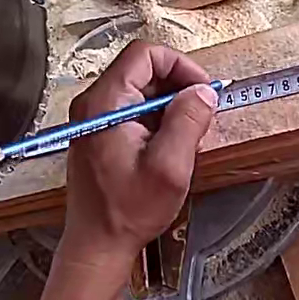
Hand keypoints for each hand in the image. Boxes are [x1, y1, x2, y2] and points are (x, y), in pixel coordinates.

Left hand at [59, 41, 219, 274]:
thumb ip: (188, 122)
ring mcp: (95, 118)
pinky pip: (134, 108)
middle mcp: (94, 103)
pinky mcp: (100, 133)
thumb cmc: (129, 211)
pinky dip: (159, 117)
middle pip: (142, 68)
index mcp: (105, 103)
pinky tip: (171, 144)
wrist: (97, 245)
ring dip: (171, 102)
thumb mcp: (169, 166)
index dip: (180, 65)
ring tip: (189, 132)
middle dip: (179, 84)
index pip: (144, 54)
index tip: (203, 90)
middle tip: (202, 112)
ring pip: (141, 88)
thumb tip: (204, 92)